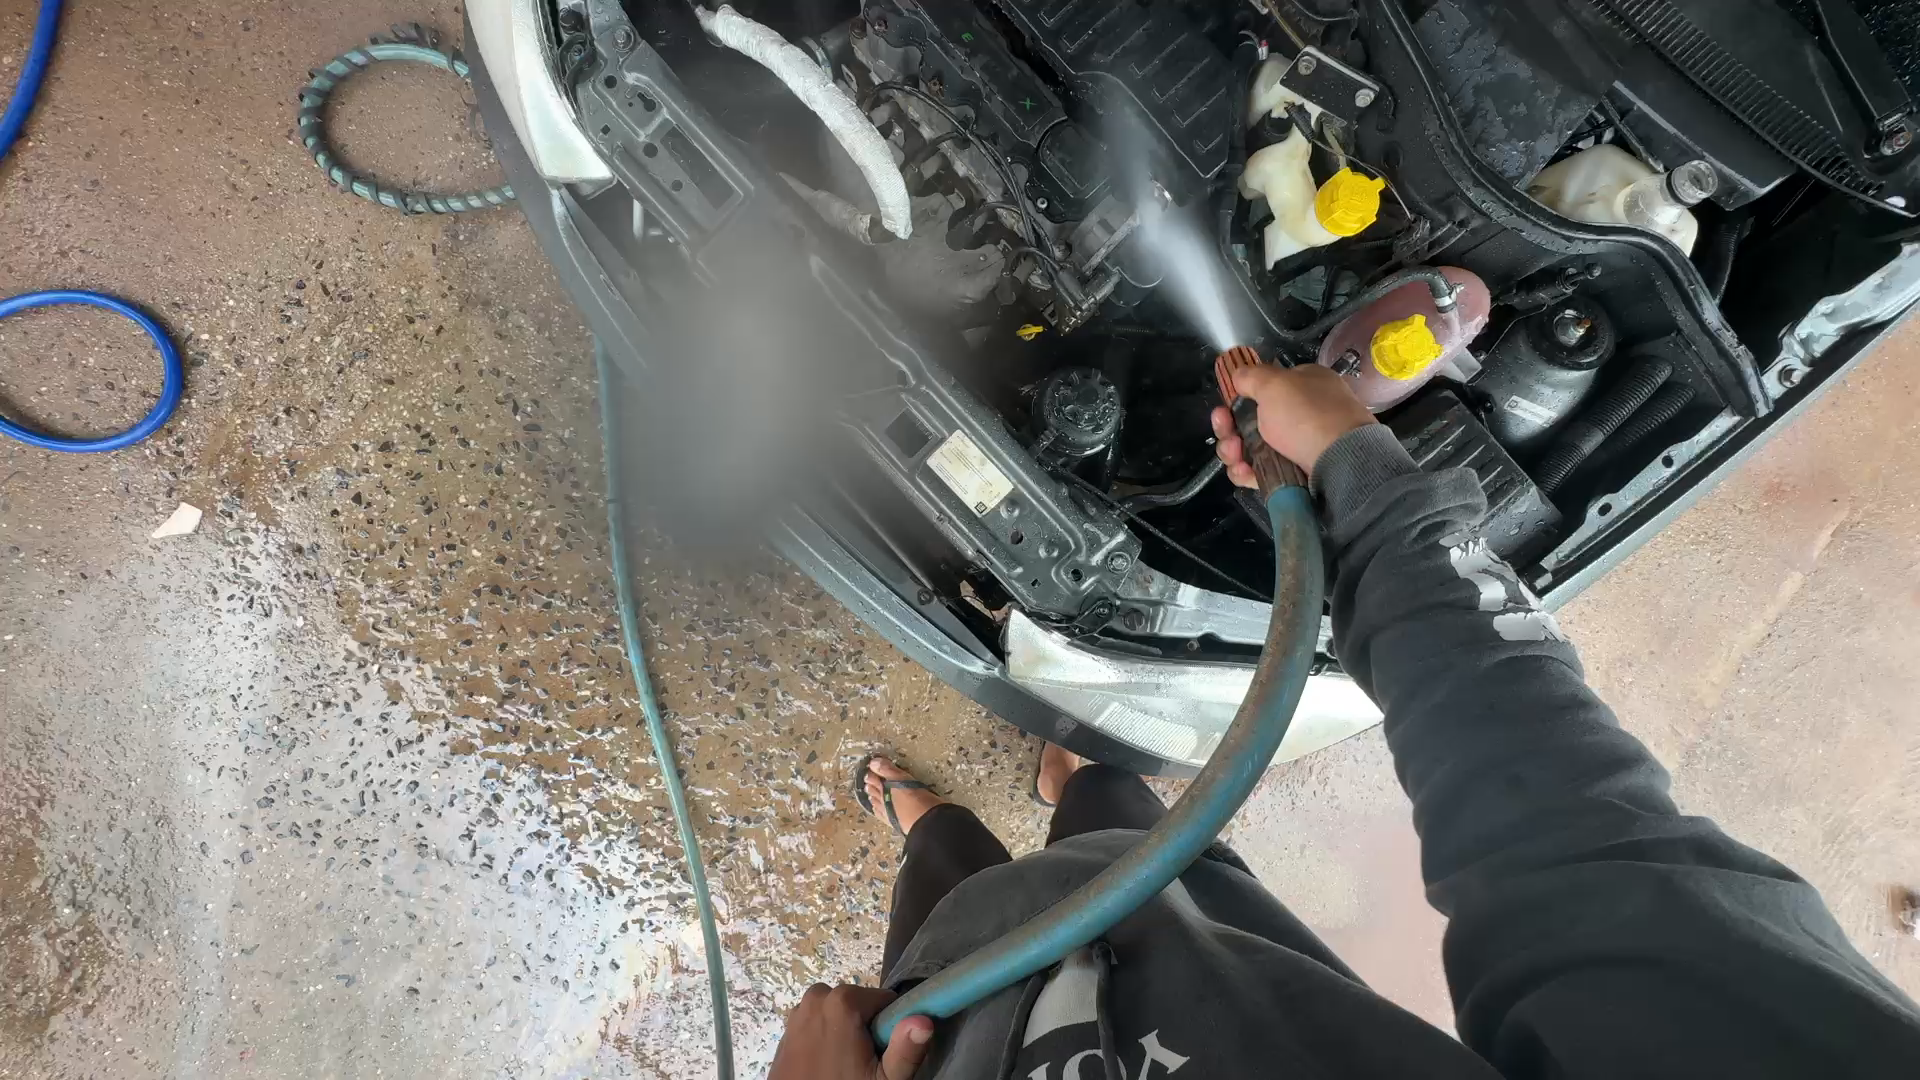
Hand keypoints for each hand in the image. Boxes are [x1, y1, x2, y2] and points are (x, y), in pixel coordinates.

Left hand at [769, 983, 934, 1079]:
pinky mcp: (787, 1030)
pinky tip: (825, 1066)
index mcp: (843, 1000)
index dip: (886, 1027)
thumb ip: (906, 1050)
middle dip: (864, 1029)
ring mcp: (799, 1012)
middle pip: (859, 1005)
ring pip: (837, 1013)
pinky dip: (824, 1037)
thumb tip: (925, 1021)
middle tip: (862, 1064)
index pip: (883, 1001)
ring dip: (843, 1032)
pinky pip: (817, 1023)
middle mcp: (818, 997)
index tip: (880, 1054)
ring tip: (843, 1066)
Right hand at [1211, 364, 1374, 485]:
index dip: (1238, 400)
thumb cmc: (1307, 416)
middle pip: (1248, 422)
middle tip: (1227, 435)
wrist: (1339, 461)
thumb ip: (1251, 376)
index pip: (1261, 390)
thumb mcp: (1275, 384)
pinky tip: (1243, 471)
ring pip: (1249, 448)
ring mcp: (1294, 445)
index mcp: (1301, 386)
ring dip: (1233, 451)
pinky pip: (1258, 470)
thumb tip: (1238, 374)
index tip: (1223, 408)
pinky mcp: (1289, 472)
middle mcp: (1298, 414)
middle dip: (1229, 430)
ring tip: (1235, 456)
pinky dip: (1246, 471)